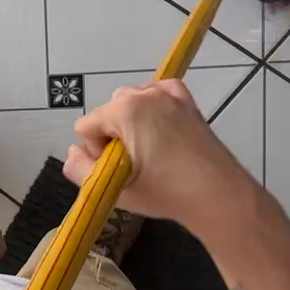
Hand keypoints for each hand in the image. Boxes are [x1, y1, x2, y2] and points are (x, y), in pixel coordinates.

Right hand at [63, 79, 257, 230]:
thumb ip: (79, 169)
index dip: (95, 151)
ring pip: (129, 102)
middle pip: (107, 112)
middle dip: (112, 134)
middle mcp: (144, 94)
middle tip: (133, 162)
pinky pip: (155, 94)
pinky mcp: (186, 101)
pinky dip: (151, 108)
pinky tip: (159, 130)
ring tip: (148, 150)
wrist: (216, 195)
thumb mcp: (112, 187)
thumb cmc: (163, 192)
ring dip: (130, 123)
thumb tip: (73, 152)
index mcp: (123, 110)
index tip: (117, 169)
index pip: (85, 126)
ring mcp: (168, 94)